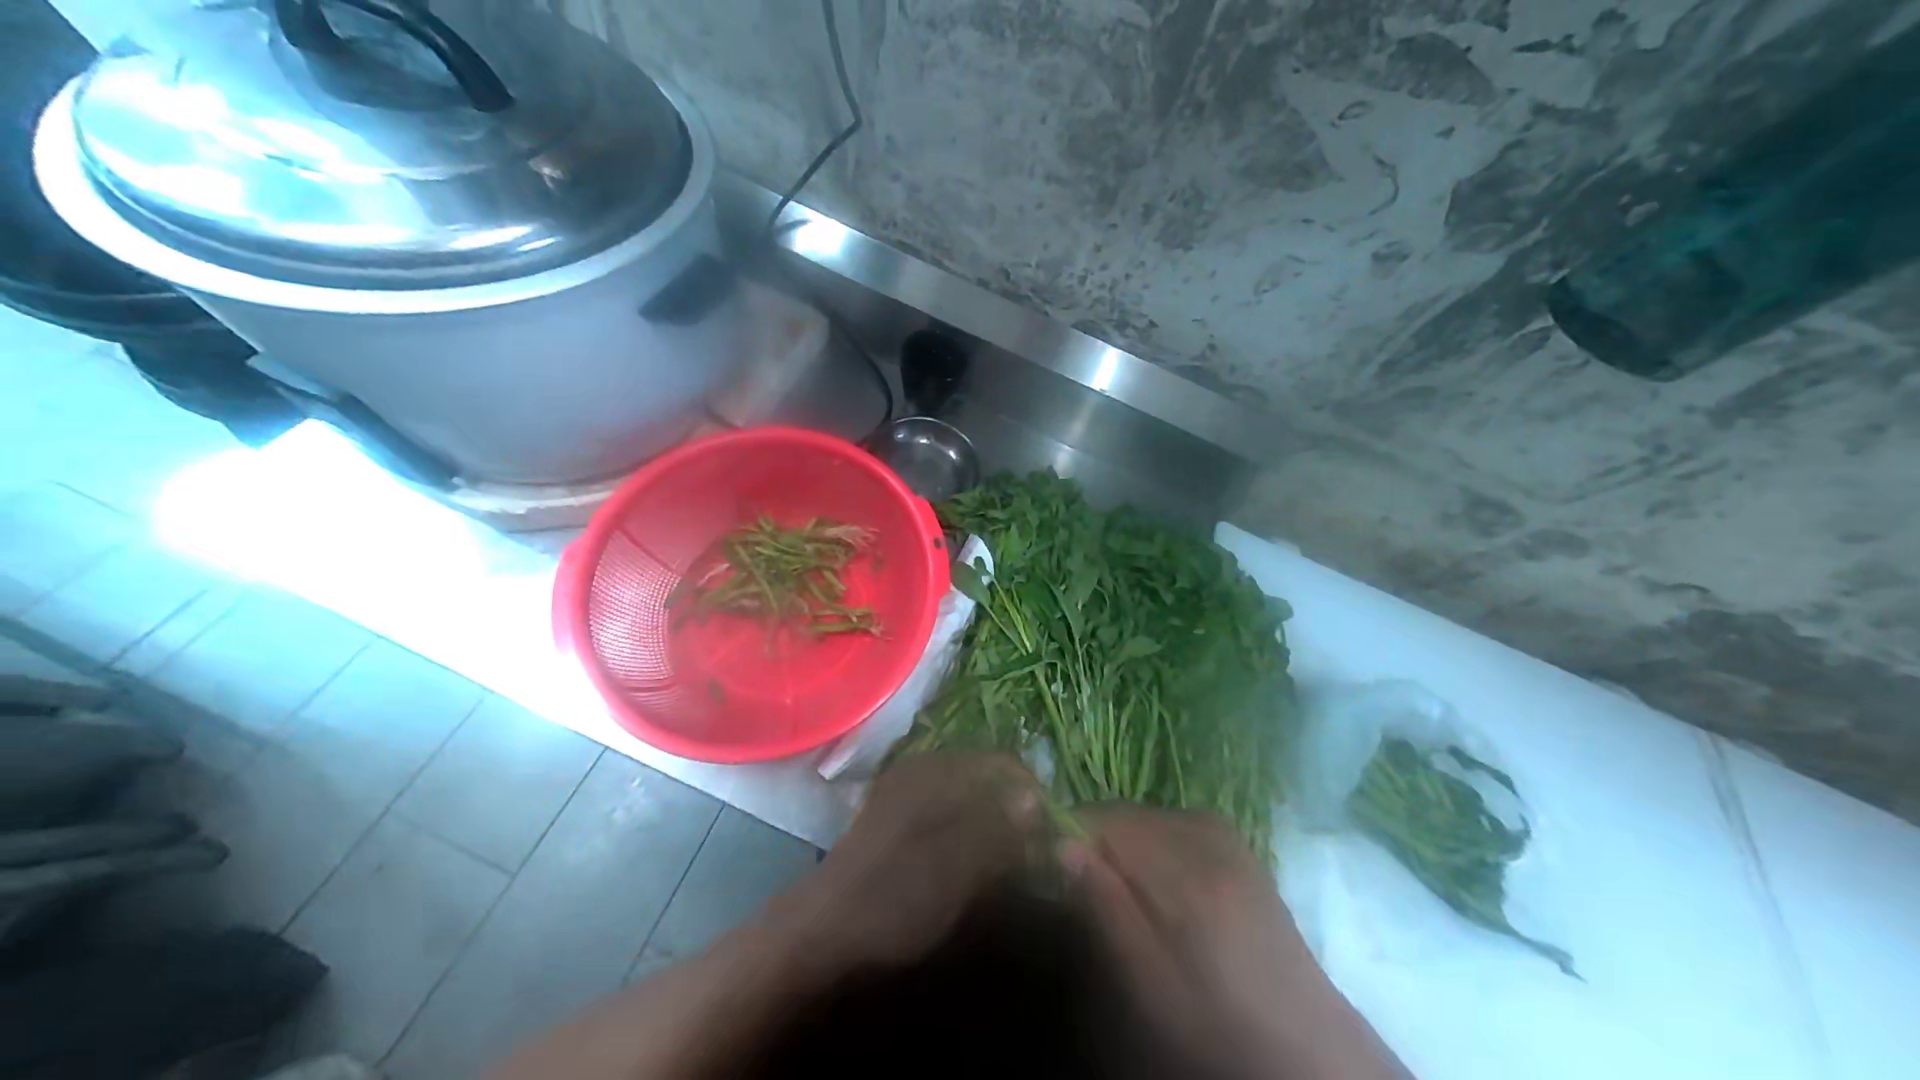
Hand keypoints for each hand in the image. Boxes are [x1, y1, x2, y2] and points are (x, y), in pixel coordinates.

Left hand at [774, 752, 1045, 972]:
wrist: (823, 929)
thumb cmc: (894, 897)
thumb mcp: (957, 869)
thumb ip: (998, 831)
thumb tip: (1034, 802)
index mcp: (935, 772)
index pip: (1002, 765)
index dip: (1032, 794)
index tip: (1051, 831)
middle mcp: (919, 770)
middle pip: (984, 776)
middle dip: (1013, 806)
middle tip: (1032, 847)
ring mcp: (903, 791)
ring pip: (966, 793)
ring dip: (991, 818)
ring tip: (1007, 857)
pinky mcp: (893, 815)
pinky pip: (944, 808)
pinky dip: (966, 826)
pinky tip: (970, 858)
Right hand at [1066, 807, 1409, 1079]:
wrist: (1306, 1046)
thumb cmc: (1215, 1022)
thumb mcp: (1147, 980)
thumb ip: (1104, 906)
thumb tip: (1061, 843)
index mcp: (1185, 865)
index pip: (1104, 817)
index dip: (1070, 836)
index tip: (1056, 873)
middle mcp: (1207, 833)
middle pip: (1125, 814)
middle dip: (1097, 843)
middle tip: (1088, 893)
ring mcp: (1227, 836)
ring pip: (1149, 818)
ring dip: (1125, 846)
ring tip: (1124, 895)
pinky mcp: (1238, 847)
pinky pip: (1175, 826)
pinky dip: (1154, 846)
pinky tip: (1162, 889)